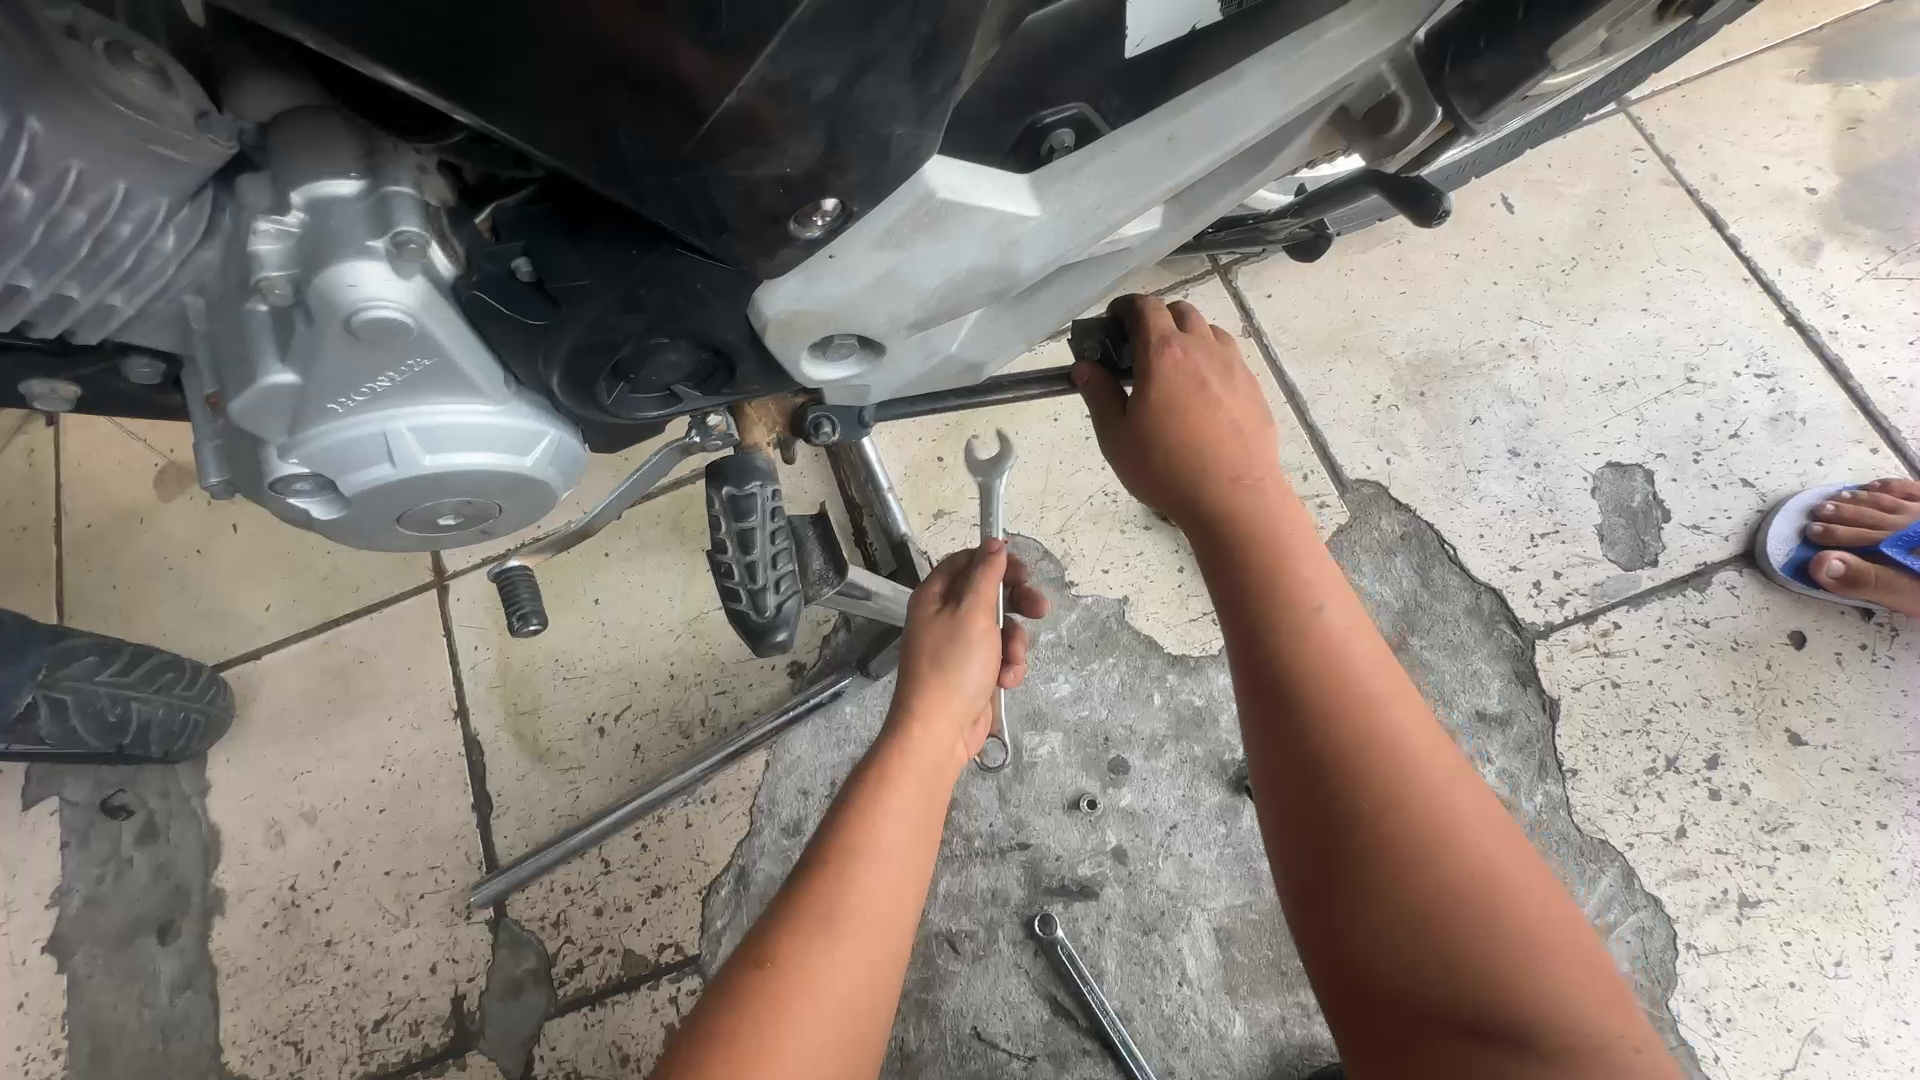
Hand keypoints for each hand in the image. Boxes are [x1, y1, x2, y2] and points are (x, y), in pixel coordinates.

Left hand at [886, 540, 1048, 769]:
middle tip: (1038, 608)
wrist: (940, 731)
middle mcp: (944, 616)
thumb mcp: (972, 613)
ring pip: (1001, 628)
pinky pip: (1000, 656)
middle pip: (989, 594)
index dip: (994, 561)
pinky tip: (1005, 681)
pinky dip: (1007, 666)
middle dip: (1016, 603)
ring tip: (1011, 661)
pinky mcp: (974, 671)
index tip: (1022, 569)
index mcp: (934, 596)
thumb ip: (986, 575)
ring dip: (1014, 643)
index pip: (965, 562)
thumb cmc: (952, 666)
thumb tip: (993, 543)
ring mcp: (959, 646)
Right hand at [1073, 293, 1283, 534]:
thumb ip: (1099, 395)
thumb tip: (1085, 367)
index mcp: (1163, 354)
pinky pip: (1228, 357)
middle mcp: (1201, 348)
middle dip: (1156, 320)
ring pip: (1208, 331)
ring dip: (1186, 337)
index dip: (1124, 307)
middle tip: (1139, 352)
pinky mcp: (1253, 386)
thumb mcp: (1116, 437)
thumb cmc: (1165, 468)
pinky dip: (1210, 360)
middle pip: (1179, 311)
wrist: (1233, 496)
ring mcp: (1233, 365)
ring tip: (1173, 371)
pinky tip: (1201, 395)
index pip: (1144, 307)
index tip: (1113, 322)